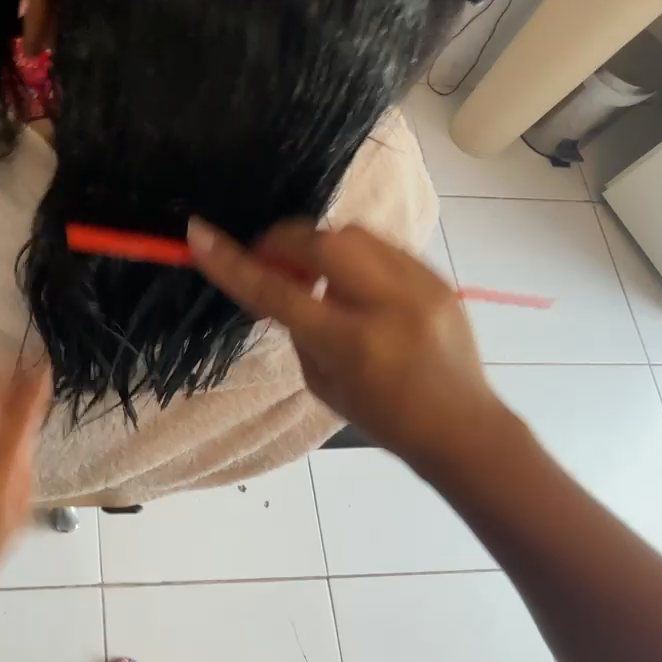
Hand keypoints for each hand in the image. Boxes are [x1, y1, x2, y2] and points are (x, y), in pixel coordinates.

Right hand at [187, 217, 516, 472]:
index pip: (278, 292)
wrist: (462, 427)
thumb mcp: (322, 384)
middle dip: (283, 241)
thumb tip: (285, 287)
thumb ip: (300, 330)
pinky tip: (351, 282)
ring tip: (312, 272)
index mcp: (352, 344)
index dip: (233, 263)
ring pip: (354, 234)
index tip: (199, 235)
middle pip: (322, 241)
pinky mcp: (439, 277)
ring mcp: (420, 286)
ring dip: (319, 245)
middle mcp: (388, 306)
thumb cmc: (383, 419)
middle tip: (268, 259)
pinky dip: (354, 256)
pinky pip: (382, 246)